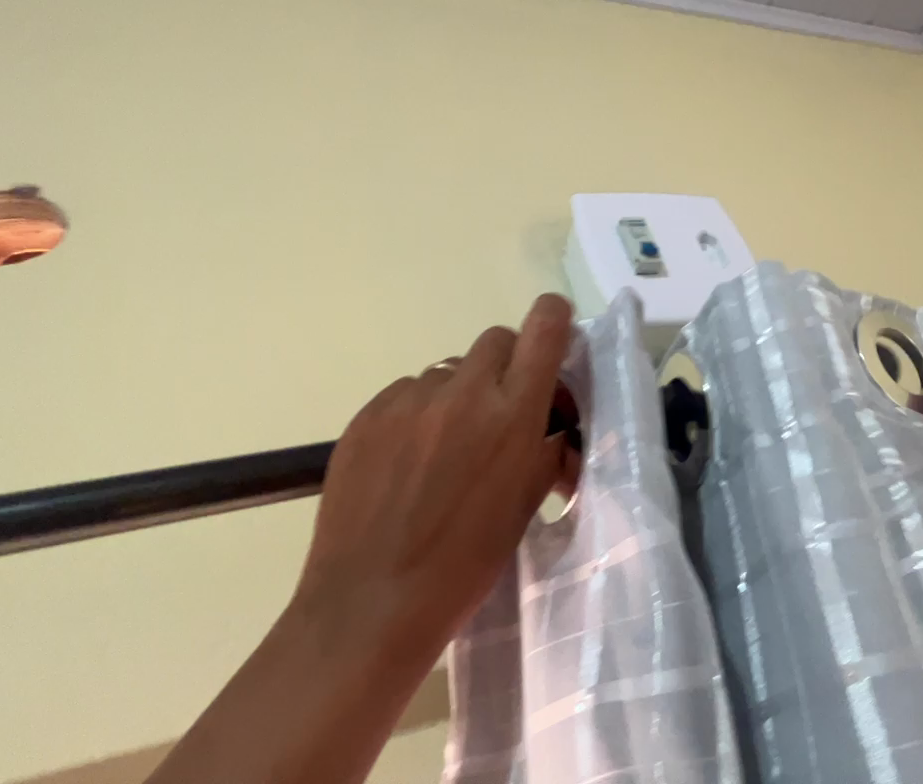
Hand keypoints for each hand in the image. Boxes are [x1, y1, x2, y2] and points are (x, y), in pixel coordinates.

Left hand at [295, 293, 577, 658]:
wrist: (372, 602)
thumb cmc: (465, 564)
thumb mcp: (525, 506)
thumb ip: (543, 451)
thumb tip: (550, 430)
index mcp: (512, 413)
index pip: (544, 328)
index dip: (554, 318)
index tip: (554, 332)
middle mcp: (463, 392)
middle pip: (495, 340)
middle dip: (506, 364)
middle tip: (498, 410)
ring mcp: (409, 400)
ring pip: (447, 372)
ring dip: (457, 395)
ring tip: (444, 450)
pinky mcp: (367, 414)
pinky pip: (405, 395)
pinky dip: (416, 415)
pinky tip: (406, 462)